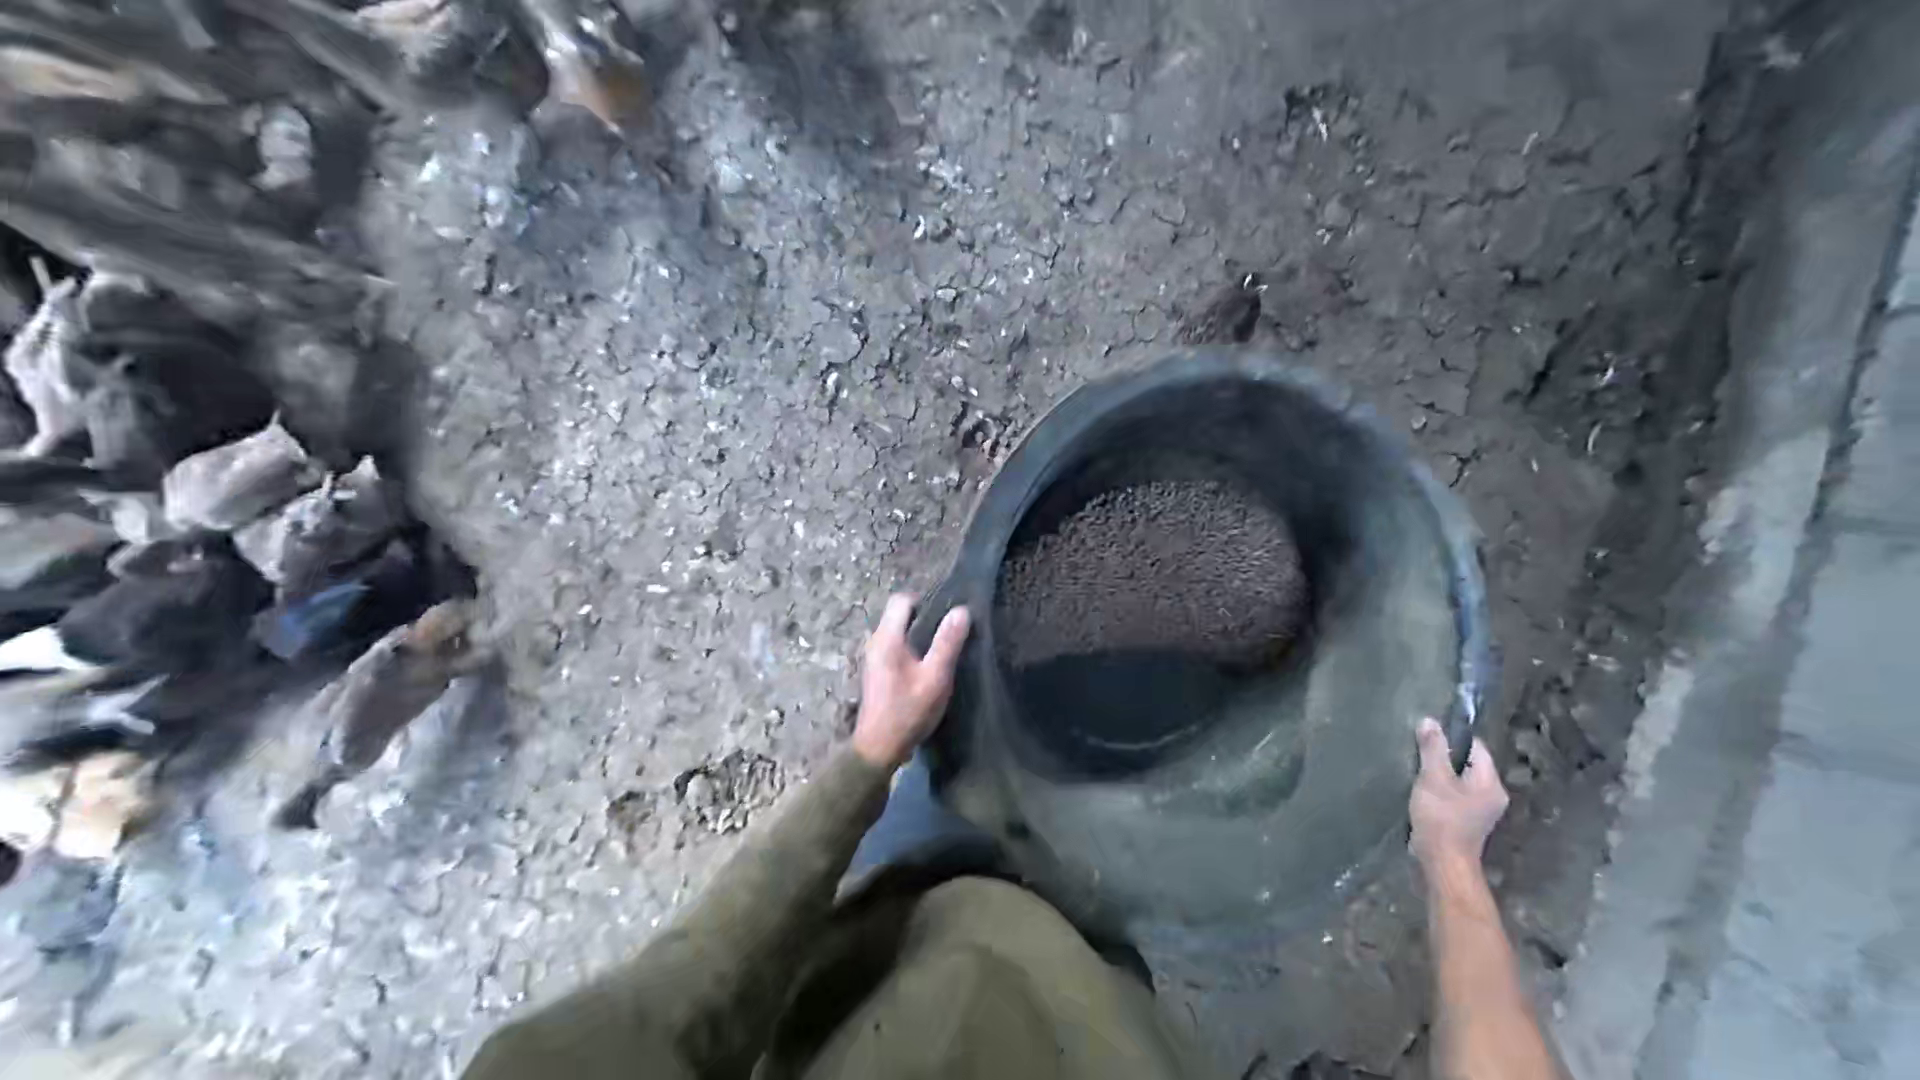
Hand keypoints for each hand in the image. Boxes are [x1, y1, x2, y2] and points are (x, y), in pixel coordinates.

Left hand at [851, 594, 970, 768]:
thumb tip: (961, 610)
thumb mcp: (935, 678)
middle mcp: (875, 642)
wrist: (879, 748)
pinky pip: (896, 646)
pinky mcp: (877, 671)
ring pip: (898, 631)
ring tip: (943, 648)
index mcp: (887, 638)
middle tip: (950, 631)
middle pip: (899, 614)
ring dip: (919, 635)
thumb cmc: (908, 711)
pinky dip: (912, 648)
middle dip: (925, 617)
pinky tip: (928, 665)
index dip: (926, 600)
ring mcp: (873, 657)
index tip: (947, 614)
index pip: (902, 600)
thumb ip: (947, 643)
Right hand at [1409, 717, 1508, 870]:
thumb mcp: (1433, 778)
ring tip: (1417, 769)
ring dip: (1441, 773)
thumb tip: (1429, 720)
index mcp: (1491, 784)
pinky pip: (1455, 794)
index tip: (1428, 734)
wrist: (1442, 862)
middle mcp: (1492, 795)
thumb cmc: (1441, 818)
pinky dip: (1440, 788)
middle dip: (1445, 755)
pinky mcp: (1466, 820)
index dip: (1454, 737)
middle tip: (1419, 750)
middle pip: (1469, 763)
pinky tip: (1423, 790)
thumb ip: (1432, 749)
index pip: (1477, 748)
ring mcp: (1481, 810)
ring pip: (1460, 779)